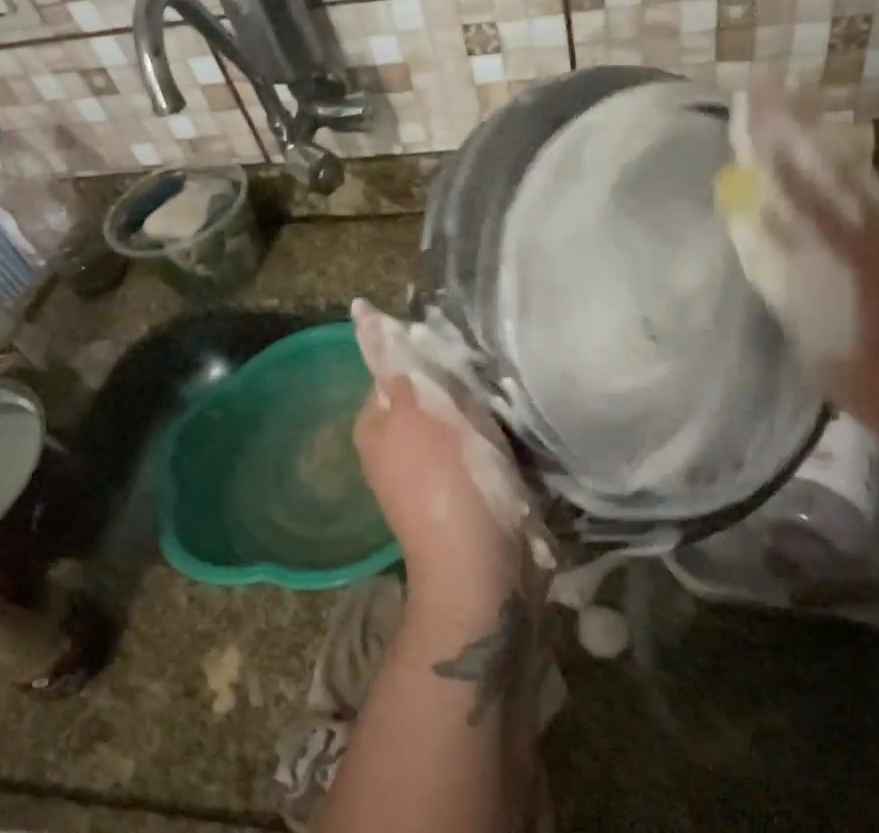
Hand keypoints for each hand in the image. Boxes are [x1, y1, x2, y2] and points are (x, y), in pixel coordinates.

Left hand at [350, 302, 522, 621]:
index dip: (428, 351)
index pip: (394, 365)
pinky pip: (482, 448)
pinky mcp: (465, 495)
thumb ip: (393, 361)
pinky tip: (518, 436)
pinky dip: (498, 439)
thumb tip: (360, 313)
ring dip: (485, 409)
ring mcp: (431, 475)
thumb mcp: (416, 407)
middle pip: (432, 392)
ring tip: (510, 401)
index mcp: (374, 425)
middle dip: (462, 381)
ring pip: (461, 419)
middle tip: (493, 374)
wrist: (481, 565)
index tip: (463, 347)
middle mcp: (395, 448)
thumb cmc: (447, 479)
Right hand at [737, 96, 878, 447]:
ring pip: (858, 174)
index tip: (748, 112)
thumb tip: (761, 241)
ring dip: (824, 139)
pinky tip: (845, 161)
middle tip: (768, 88)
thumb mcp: (830, 354)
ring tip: (797, 108)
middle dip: (796, 126)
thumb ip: (794, 293)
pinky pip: (878, 194)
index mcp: (854, 257)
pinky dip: (854, 170)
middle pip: (831, 167)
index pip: (803, 193)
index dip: (773, 152)